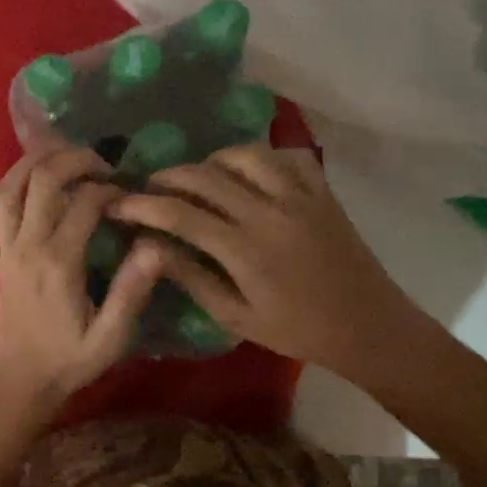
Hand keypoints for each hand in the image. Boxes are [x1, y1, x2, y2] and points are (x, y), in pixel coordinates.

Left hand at [0, 147, 164, 406]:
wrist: (25, 381)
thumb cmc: (72, 358)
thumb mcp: (112, 334)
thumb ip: (131, 290)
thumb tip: (154, 245)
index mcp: (58, 262)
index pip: (84, 201)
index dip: (110, 188)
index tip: (129, 196)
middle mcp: (25, 247)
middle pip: (39, 180)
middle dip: (71, 158)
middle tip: (99, 163)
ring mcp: (4, 252)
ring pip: (4, 191)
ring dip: (30, 166)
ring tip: (60, 160)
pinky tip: (15, 201)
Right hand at [108, 145, 429, 380]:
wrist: (369, 327)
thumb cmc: (297, 331)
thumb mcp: (235, 317)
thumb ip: (192, 278)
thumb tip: (149, 248)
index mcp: (245, 250)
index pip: (180, 214)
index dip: (142, 205)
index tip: (118, 204)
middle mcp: (270, 213)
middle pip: (206, 176)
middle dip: (169, 177)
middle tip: (150, 187)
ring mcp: (301, 197)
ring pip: (246, 155)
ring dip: (213, 161)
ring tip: (199, 178)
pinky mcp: (323, 192)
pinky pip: (288, 156)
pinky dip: (262, 157)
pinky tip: (250, 174)